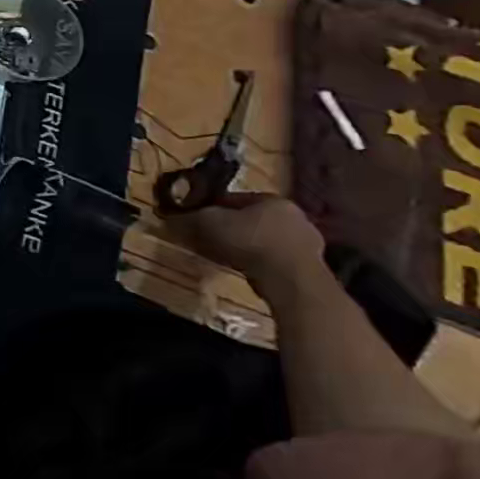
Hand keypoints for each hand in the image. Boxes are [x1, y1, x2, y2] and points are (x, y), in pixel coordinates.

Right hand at [177, 194, 327, 299]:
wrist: (290, 280)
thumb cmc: (249, 241)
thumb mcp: (208, 222)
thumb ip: (190, 217)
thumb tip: (171, 217)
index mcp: (273, 200)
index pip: (234, 199)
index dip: (210, 207)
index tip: (194, 218)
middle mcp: (295, 217)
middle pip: (249, 219)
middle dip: (227, 227)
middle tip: (205, 237)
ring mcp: (307, 243)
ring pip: (261, 239)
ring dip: (241, 245)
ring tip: (220, 255)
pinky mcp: (308, 266)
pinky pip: (272, 257)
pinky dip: (255, 260)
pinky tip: (240, 267)